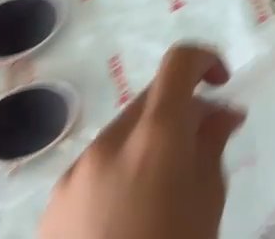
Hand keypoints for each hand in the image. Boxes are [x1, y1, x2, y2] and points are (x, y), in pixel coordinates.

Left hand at [40, 44, 245, 238]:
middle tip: (206, 142)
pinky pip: (97, 167)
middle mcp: (110, 142)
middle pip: (151, 100)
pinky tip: (130, 213)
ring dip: (151, 142)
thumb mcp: (209, 195)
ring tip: (166, 187)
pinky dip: (122, 170)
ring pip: (123, 134)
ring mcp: (75, 174)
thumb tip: (218, 115)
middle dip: (182, 109)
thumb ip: (212, 144)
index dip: (205, 61)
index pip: (179, 63)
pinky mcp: (53, 205)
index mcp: (155, 134)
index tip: (221, 85)